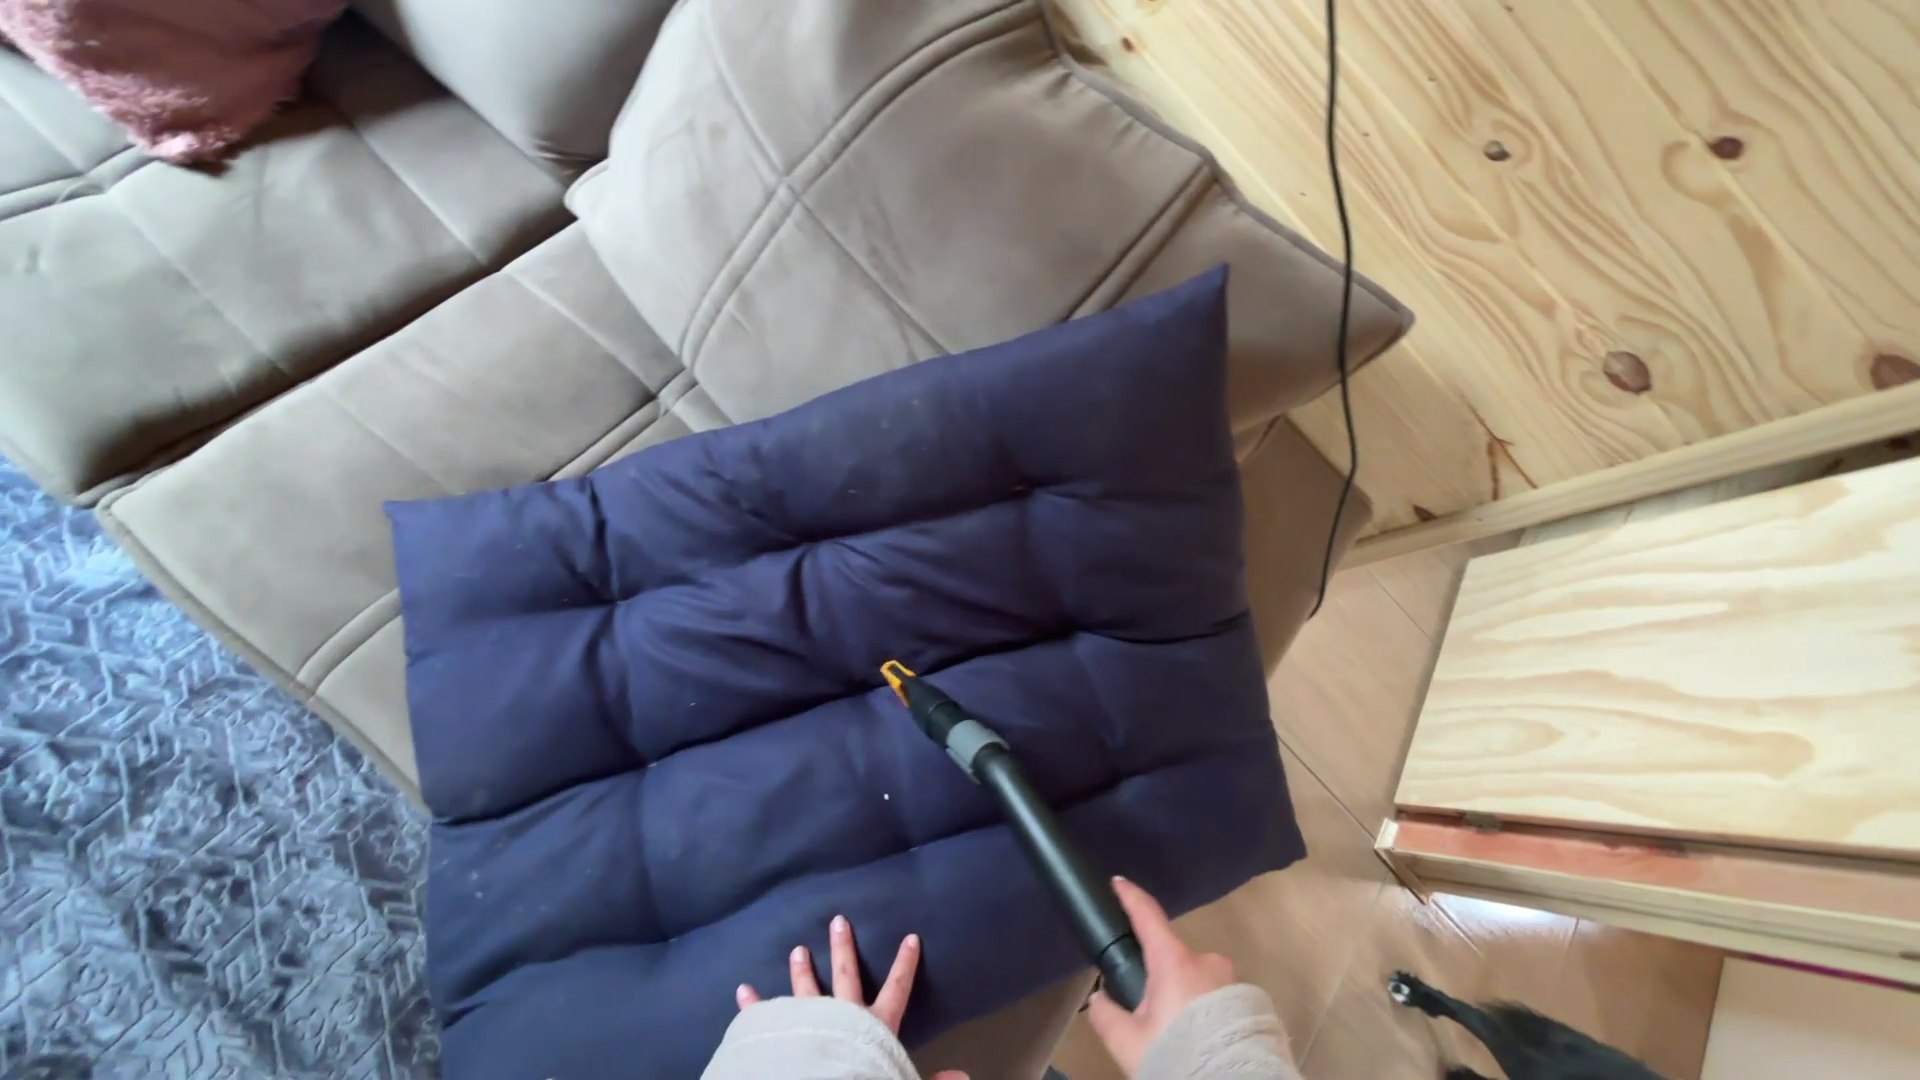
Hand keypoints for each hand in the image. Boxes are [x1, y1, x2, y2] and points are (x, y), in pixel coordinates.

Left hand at [736, 914, 966, 1079]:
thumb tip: (964, 1078)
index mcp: (874, 1028)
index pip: (896, 990)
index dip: (904, 964)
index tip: (910, 936)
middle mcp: (841, 1018)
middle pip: (845, 976)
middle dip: (843, 948)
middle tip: (838, 919)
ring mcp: (807, 1025)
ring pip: (805, 991)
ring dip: (801, 971)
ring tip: (796, 949)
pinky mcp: (778, 1039)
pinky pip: (762, 1018)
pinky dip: (752, 1004)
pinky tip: (742, 990)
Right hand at [1085, 877, 1236, 1074]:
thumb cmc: (1177, 1056)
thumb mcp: (1129, 1044)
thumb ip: (1107, 1016)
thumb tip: (1099, 999)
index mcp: (1173, 962)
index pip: (1147, 915)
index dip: (1130, 896)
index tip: (1118, 882)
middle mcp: (1205, 962)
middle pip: (1172, 956)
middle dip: (1160, 977)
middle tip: (1152, 1013)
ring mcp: (1229, 980)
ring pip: (1196, 978)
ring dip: (1185, 996)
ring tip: (1179, 1034)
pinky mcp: (1248, 1002)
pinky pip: (1217, 996)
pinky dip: (1206, 1009)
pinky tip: (1201, 1038)